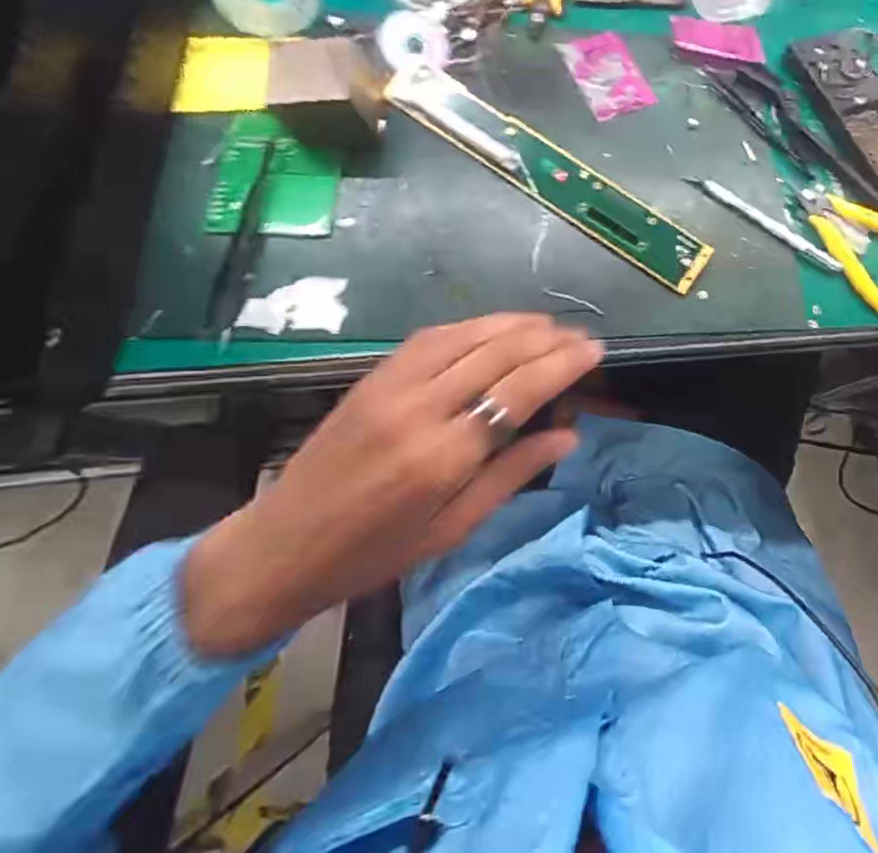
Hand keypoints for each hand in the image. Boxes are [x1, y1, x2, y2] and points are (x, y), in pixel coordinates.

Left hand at [181, 313, 602, 656]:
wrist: (283, 544)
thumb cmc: (374, 554)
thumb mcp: (452, 529)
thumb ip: (511, 476)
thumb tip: (568, 435)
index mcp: (443, 458)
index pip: (518, 392)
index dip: (561, 365)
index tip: (594, 350)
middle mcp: (419, 409)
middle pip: (496, 354)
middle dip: (545, 338)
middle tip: (579, 336)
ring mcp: (390, 386)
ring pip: (464, 336)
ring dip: (511, 324)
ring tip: (548, 325)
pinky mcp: (371, 377)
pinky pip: (429, 338)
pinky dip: (470, 327)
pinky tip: (492, 327)